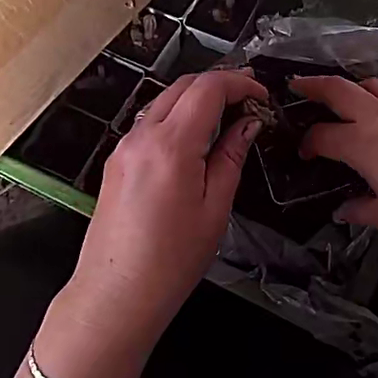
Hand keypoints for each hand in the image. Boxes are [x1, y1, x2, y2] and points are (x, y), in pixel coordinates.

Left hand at [56, 70, 266, 351]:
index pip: (208, 88)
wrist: (115, 295)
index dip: (240, 83)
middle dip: (221, 83)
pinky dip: (178, 116)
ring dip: (198, 98)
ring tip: (228, 117)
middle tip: (250, 99)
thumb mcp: (216, 208)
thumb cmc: (169, 261)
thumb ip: (232, 156)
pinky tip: (198, 138)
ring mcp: (124, 148)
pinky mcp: (117, 162)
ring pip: (165, 100)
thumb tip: (247, 125)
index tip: (261, 94)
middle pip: (184, 85)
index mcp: (171, 147)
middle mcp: (141, 138)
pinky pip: (150, 122)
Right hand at [293, 76, 377, 252]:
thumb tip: (344, 210)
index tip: (304, 153)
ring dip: (349, 86)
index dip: (307, 143)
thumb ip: (361, 210)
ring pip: (369, 84)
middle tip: (296, 85)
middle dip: (312, 84)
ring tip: (340, 97)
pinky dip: (377, 96)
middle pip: (338, 88)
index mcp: (362, 142)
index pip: (322, 134)